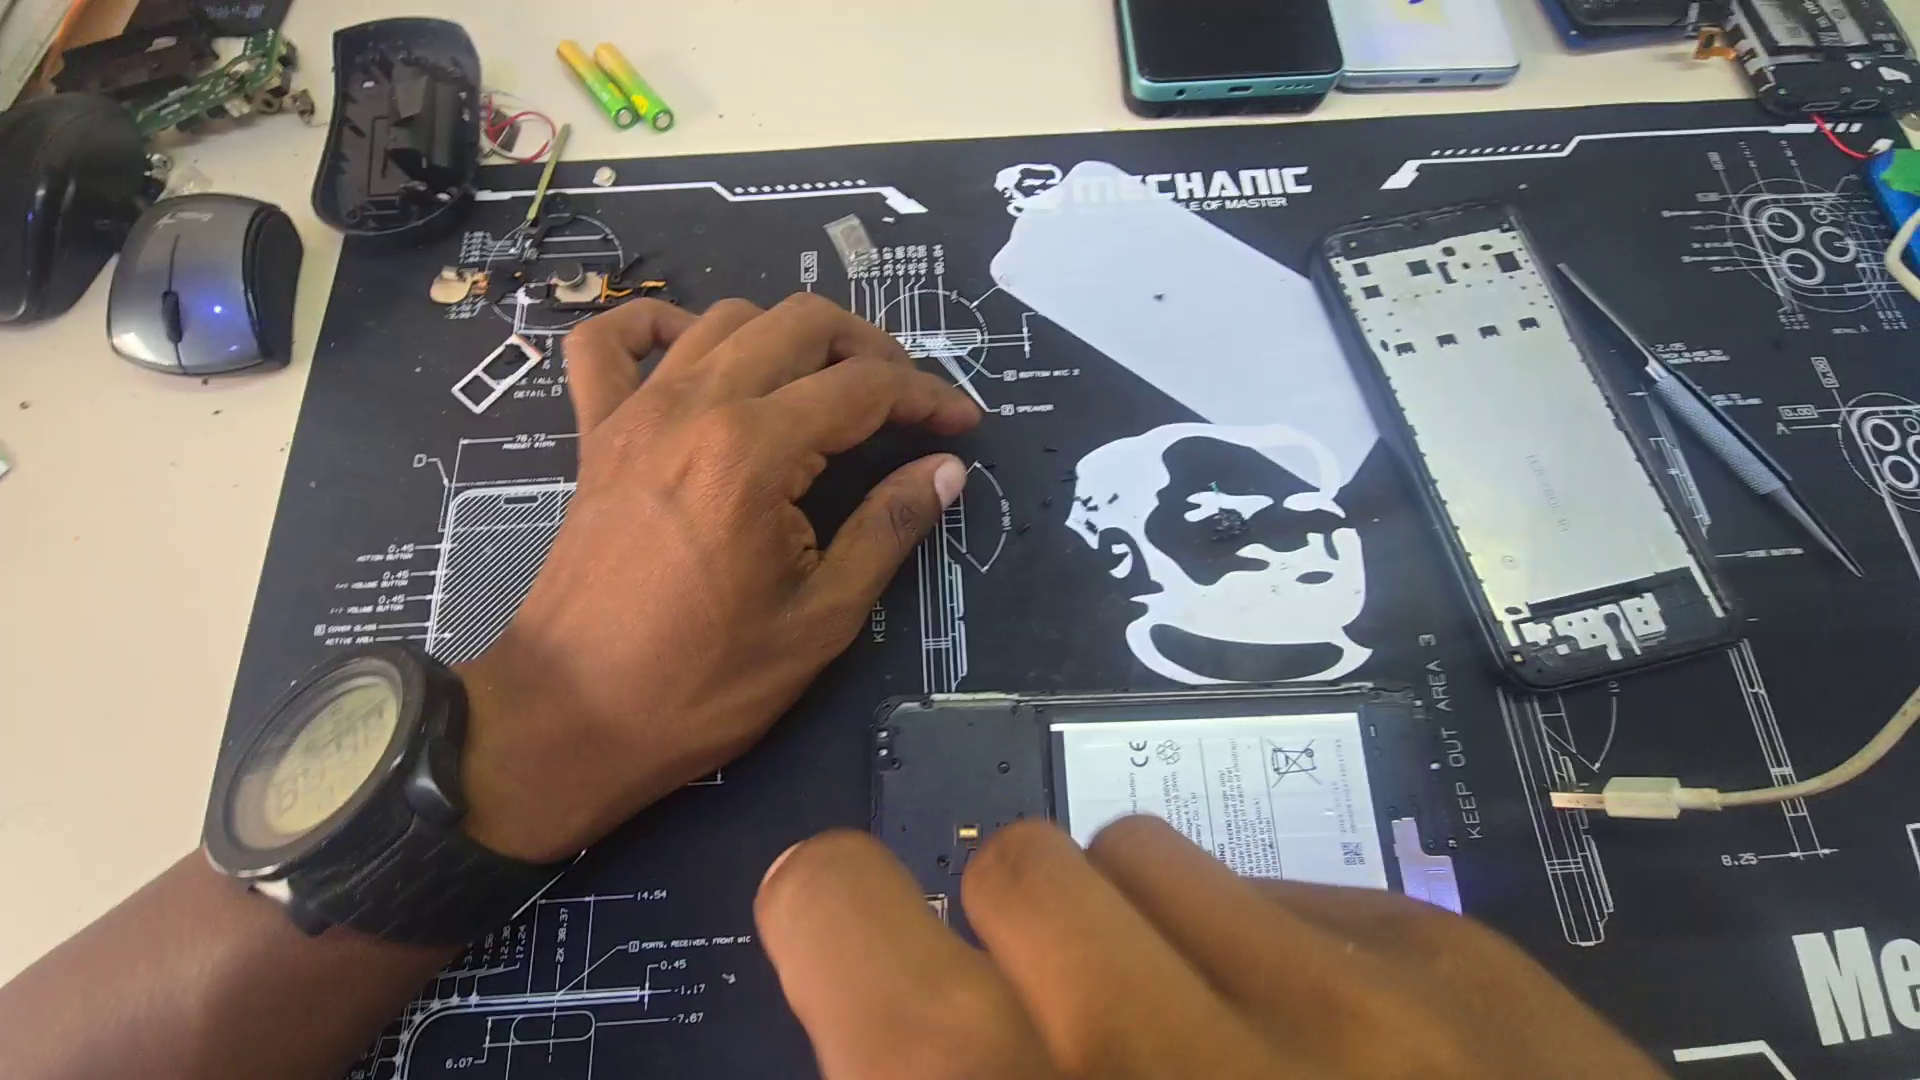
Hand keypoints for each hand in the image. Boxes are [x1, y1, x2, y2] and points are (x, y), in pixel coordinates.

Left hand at [455, 295, 981, 861]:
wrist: (571, 717)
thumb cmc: (704, 681)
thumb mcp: (821, 618)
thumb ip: (888, 528)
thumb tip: (945, 470)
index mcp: (755, 451)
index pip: (865, 388)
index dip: (928, 398)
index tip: (962, 426)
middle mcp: (694, 405)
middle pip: (803, 325)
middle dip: (873, 350)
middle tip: (906, 402)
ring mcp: (636, 411)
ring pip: (727, 319)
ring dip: (793, 338)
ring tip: (828, 387)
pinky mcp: (597, 433)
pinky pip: (613, 342)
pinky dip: (661, 327)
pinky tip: (700, 355)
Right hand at [755, 818, 1667, 1079]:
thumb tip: (889, 1033)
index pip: (850, 918)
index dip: (834, 917)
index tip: (852, 944)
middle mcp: (1172, 1064)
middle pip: (1017, 865)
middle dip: (1009, 946)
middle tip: (1060, 1053)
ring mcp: (1367, 1022)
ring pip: (1147, 855)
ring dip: (1138, 941)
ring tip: (1198, 1062)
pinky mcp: (1497, 998)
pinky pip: (1298, 894)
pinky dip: (1272, 962)